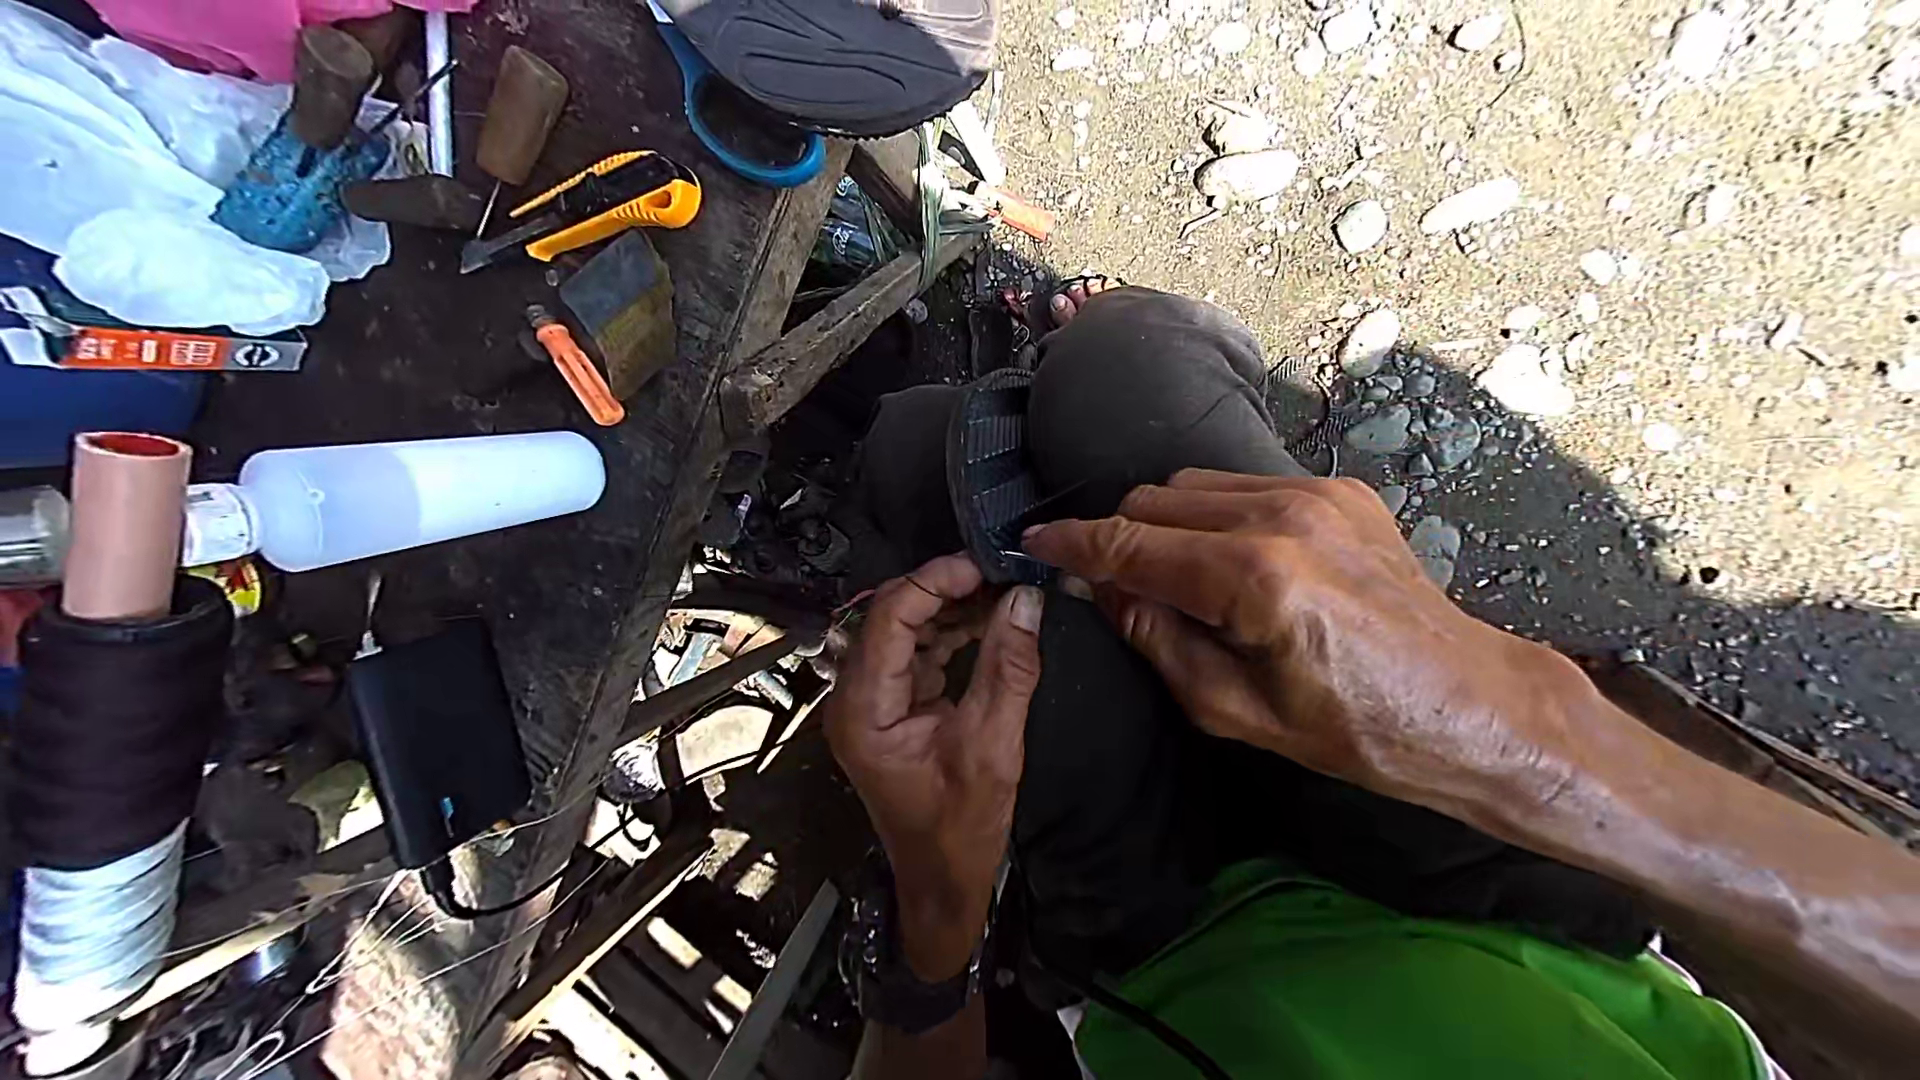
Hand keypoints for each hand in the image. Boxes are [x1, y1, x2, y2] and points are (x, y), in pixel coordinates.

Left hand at [824, 555, 1044, 979]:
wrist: (942, 883)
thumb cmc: (960, 831)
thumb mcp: (992, 748)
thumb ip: (1007, 668)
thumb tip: (1026, 601)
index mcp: (864, 708)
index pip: (889, 616)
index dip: (934, 581)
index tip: (982, 566)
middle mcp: (856, 696)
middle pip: (894, 615)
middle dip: (946, 589)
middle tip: (999, 575)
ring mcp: (873, 699)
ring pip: (907, 628)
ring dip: (953, 607)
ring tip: (1001, 593)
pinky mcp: (894, 703)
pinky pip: (919, 650)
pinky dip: (953, 631)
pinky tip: (989, 622)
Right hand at [1022, 469, 1588, 826]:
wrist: (1473, 705)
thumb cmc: (1351, 728)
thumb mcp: (1228, 708)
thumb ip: (1152, 637)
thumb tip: (1101, 588)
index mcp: (1252, 579)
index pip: (1129, 544)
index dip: (1072, 543)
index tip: (1035, 541)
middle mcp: (1280, 516)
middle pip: (1151, 499)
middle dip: (1118, 537)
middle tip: (1117, 584)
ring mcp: (1314, 493)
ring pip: (1188, 484)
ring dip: (1162, 523)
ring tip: (1178, 574)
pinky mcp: (1337, 489)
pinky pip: (1237, 484)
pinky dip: (1209, 514)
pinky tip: (1228, 556)